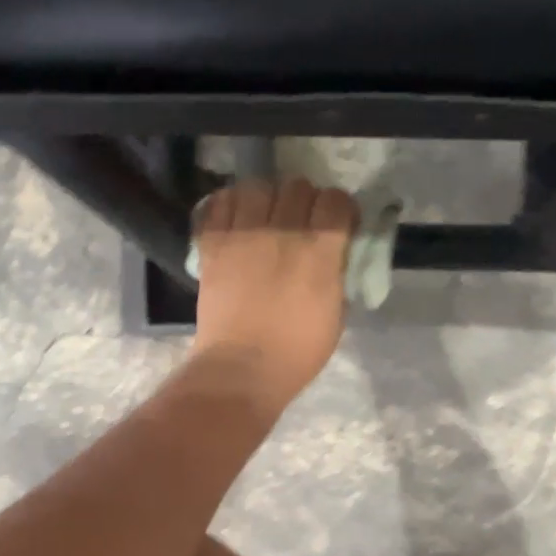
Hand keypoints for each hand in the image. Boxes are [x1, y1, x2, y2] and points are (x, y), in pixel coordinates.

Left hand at [189, 179, 357, 413]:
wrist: (242, 369)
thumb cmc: (297, 353)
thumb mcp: (336, 315)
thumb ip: (336, 275)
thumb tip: (334, 257)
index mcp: (320, 252)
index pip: (337, 201)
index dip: (342, 210)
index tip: (341, 225)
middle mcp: (283, 231)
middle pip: (299, 187)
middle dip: (307, 202)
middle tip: (304, 224)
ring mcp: (243, 233)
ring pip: (259, 186)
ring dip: (268, 199)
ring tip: (267, 218)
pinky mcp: (213, 242)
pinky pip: (220, 202)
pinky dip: (230, 205)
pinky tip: (237, 221)